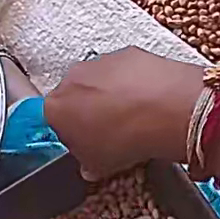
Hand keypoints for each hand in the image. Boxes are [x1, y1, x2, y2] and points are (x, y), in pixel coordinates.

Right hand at [43, 48, 202, 179]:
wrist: (165, 111)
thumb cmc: (127, 137)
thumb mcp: (100, 166)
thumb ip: (88, 162)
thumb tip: (91, 164)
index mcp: (56, 108)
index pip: (54, 120)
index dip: (70, 133)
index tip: (85, 142)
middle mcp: (72, 78)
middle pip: (75, 96)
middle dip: (89, 111)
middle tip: (110, 131)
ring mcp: (99, 62)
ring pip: (99, 80)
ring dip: (111, 95)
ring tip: (133, 116)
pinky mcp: (126, 53)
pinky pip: (124, 70)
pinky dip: (133, 81)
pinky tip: (149, 100)